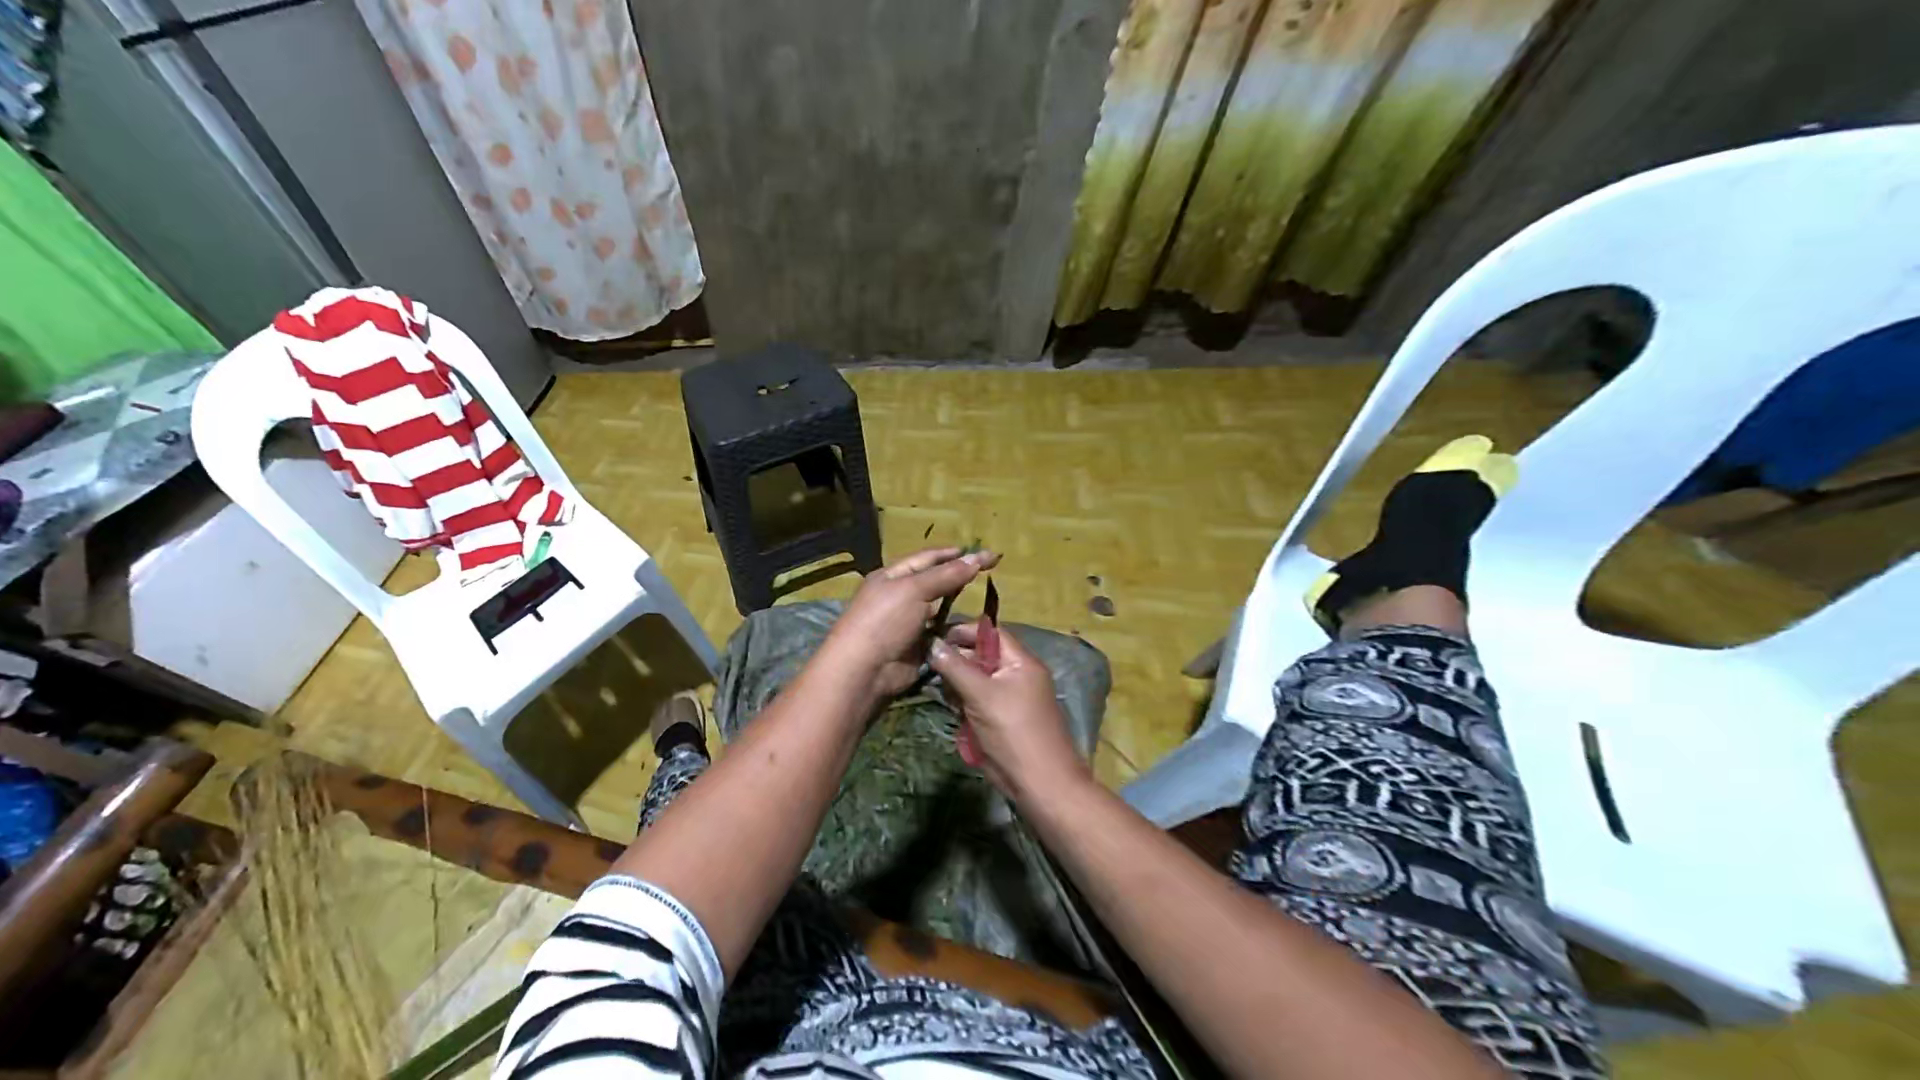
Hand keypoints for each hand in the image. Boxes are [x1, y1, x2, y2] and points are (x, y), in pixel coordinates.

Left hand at [818, 547, 1000, 706]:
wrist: (866, 670)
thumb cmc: (885, 620)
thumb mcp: (915, 590)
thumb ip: (947, 575)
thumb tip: (978, 557)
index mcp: (892, 576)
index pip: (927, 558)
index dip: (953, 554)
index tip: (982, 554)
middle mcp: (900, 596)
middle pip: (934, 582)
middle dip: (958, 576)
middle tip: (988, 572)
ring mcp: (908, 622)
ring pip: (939, 608)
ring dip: (957, 604)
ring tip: (985, 597)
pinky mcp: (917, 645)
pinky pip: (940, 632)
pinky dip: (954, 629)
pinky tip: (973, 626)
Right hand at [928, 622, 1090, 801]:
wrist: (1039, 782)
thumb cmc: (1013, 731)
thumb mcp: (981, 695)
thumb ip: (955, 667)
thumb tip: (933, 643)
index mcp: (1021, 662)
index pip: (991, 633)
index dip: (964, 632)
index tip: (937, 639)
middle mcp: (1017, 675)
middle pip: (981, 657)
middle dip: (957, 663)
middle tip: (934, 672)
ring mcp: (1010, 698)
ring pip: (976, 682)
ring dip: (959, 687)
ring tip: (947, 697)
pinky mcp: (1002, 719)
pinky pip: (979, 702)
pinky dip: (965, 705)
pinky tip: (955, 714)